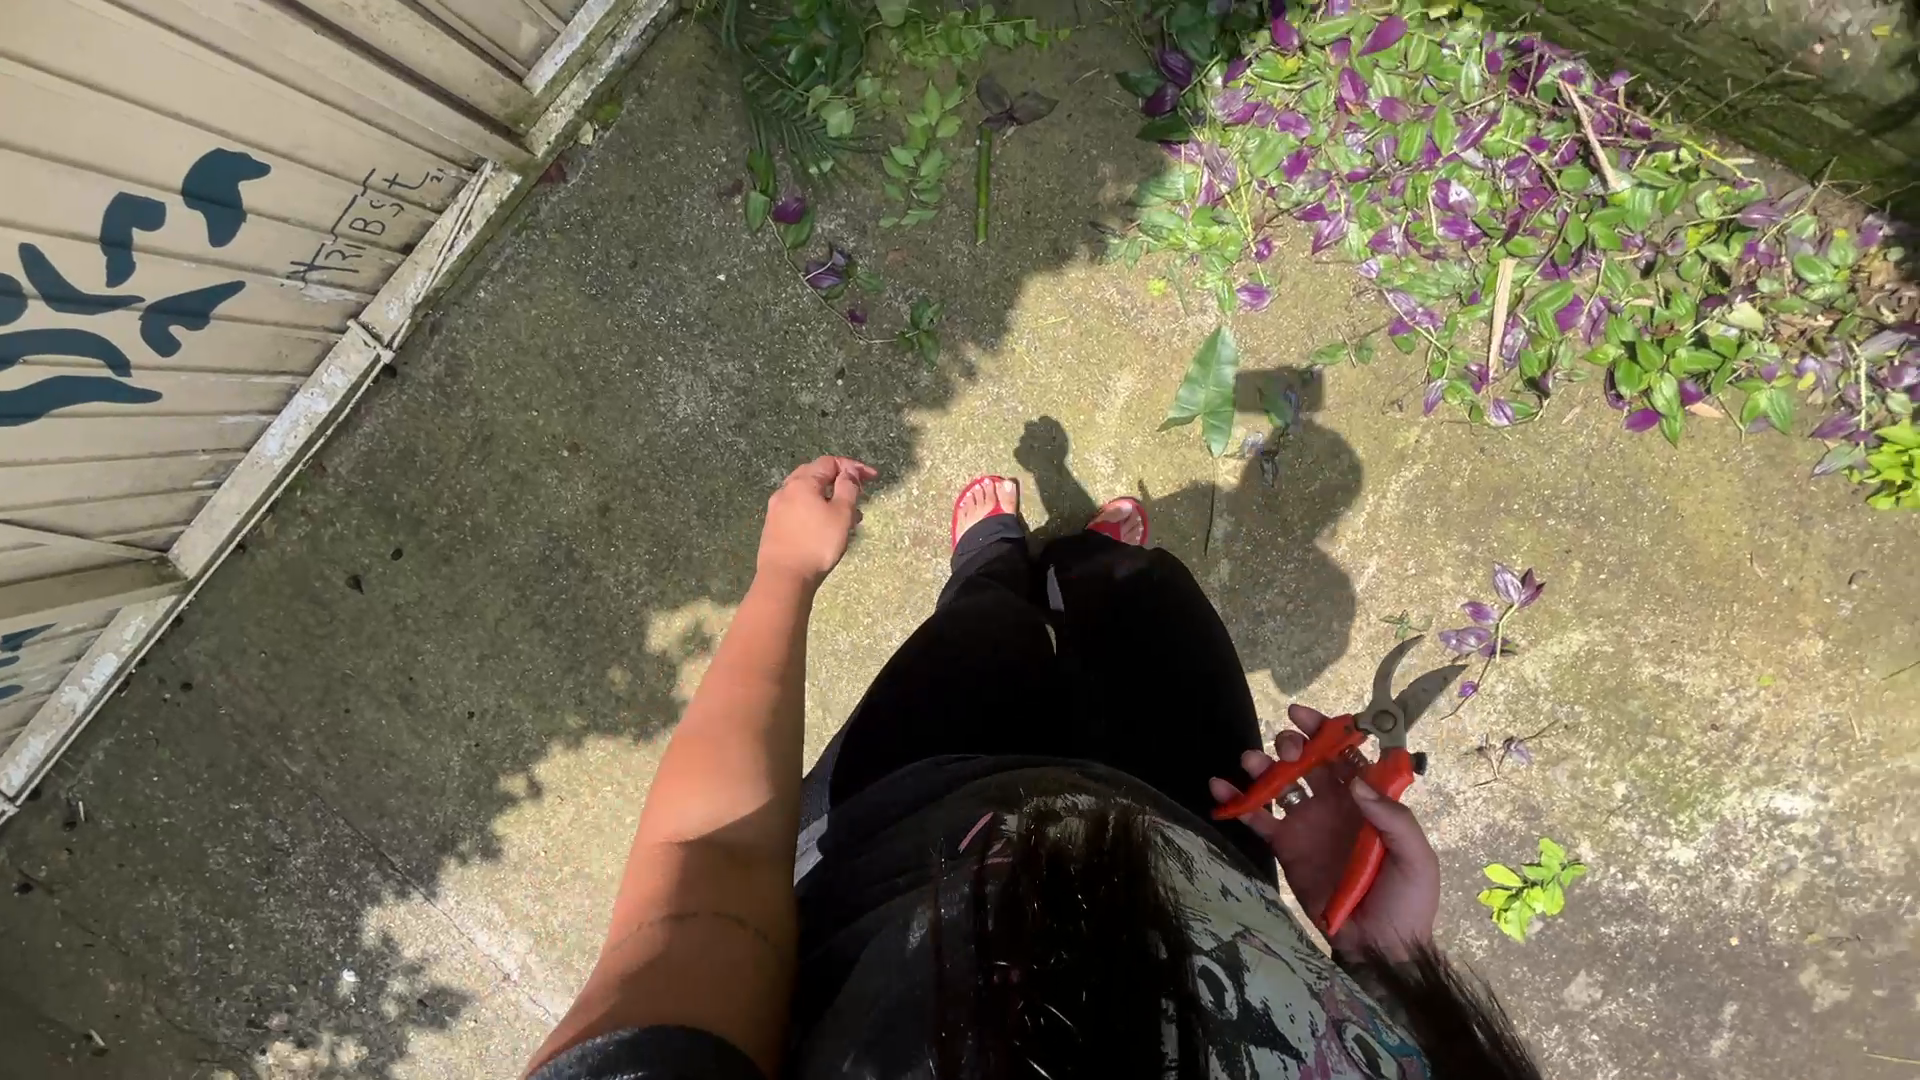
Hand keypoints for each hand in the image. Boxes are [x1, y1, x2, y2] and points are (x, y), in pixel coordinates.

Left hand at [756, 456, 875, 587]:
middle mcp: (786, 490)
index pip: (830, 462)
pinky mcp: (774, 526)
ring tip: (848, 517)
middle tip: (858, 495)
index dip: (853, 467)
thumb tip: (848, 473)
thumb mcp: (841, 514)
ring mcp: (777, 508)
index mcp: (802, 482)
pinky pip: (799, 509)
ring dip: (829, 499)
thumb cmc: (817, 543)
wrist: (784, 577)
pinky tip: (826, 528)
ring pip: (808, 494)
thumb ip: (848, 488)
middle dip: (840, 482)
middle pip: (816, 475)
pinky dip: (816, 510)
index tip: (872, 478)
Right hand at [1209, 704, 1439, 960]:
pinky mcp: (1284, 844)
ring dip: (1262, 765)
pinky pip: (1256, 817)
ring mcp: (1305, 821)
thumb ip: (1394, 819)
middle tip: (1286, 748)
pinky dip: (1236, 801)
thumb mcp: (1417, 860)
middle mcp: (1333, 803)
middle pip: (1307, 760)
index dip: (1326, 730)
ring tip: (1250, 762)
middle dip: (1292, 744)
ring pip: (1279, 781)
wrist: (1378, 948)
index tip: (1302, 715)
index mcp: (1367, 801)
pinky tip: (1218, 787)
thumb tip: (1356, 783)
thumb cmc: (1406, 901)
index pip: (1345, 755)